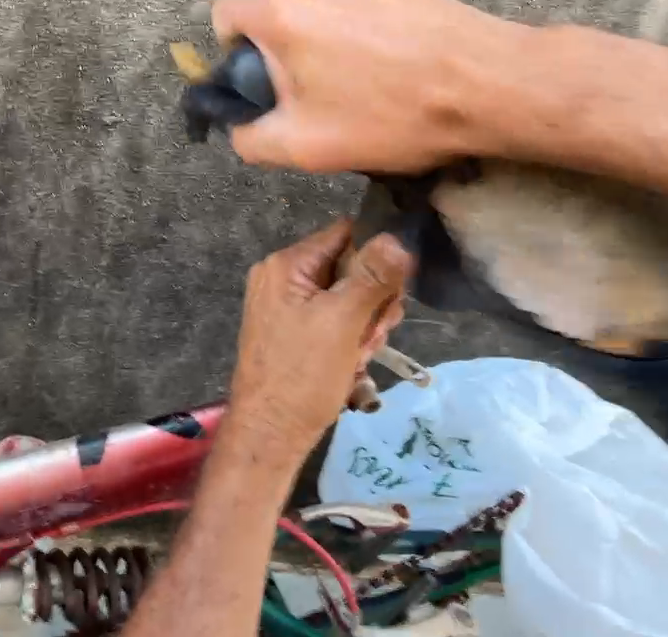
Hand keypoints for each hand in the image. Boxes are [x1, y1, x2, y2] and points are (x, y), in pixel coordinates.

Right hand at [210, 0, 524, 172]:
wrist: (493, 85)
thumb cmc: (392, 115)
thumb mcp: (306, 148)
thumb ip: (250, 140)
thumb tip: (241, 129)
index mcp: (280, 13)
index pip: (225, 15)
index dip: (232, 53)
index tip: (264, 86)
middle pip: (272, 16)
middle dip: (283, 53)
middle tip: (321, 97)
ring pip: (313, 10)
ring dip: (321, 42)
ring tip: (364, 82)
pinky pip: (350, 4)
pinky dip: (356, 31)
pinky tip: (391, 64)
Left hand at [227, 219, 412, 462]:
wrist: (271, 431)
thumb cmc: (303, 373)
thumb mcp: (343, 320)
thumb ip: (371, 277)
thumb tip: (396, 237)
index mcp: (286, 264)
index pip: (343, 235)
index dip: (375, 257)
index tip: (394, 288)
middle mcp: (281, 278)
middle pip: (347, 270)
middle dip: (371, 302)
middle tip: (372, 334)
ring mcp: (284, 307)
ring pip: (345, 301)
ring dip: (363, 327)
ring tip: (358, 355)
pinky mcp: (291, 333)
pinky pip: (332, 323)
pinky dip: (348, 341)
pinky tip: (350, 365)